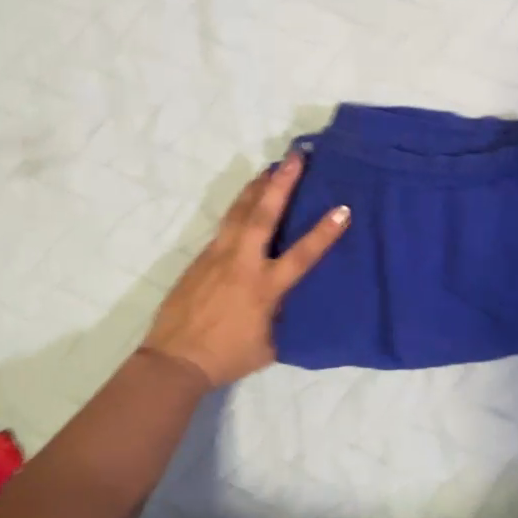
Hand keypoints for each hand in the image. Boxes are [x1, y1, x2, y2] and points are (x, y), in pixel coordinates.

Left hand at [142, 154, 349, 385]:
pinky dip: (240, 207)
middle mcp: (242, 264)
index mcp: (264, 288)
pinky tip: (246, 201)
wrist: (174, 360)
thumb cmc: (227, 357)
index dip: (324, 233)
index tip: (343, 209)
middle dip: (281, 184)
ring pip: (240, 213)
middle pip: (264, 215)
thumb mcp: (268, 345)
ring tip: (271, 167)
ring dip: (257, 187)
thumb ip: (284, 318)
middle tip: (295, 157)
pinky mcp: (201, 258)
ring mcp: (218, 257)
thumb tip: (294, 301)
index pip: (301, 255)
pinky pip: (225, 225)